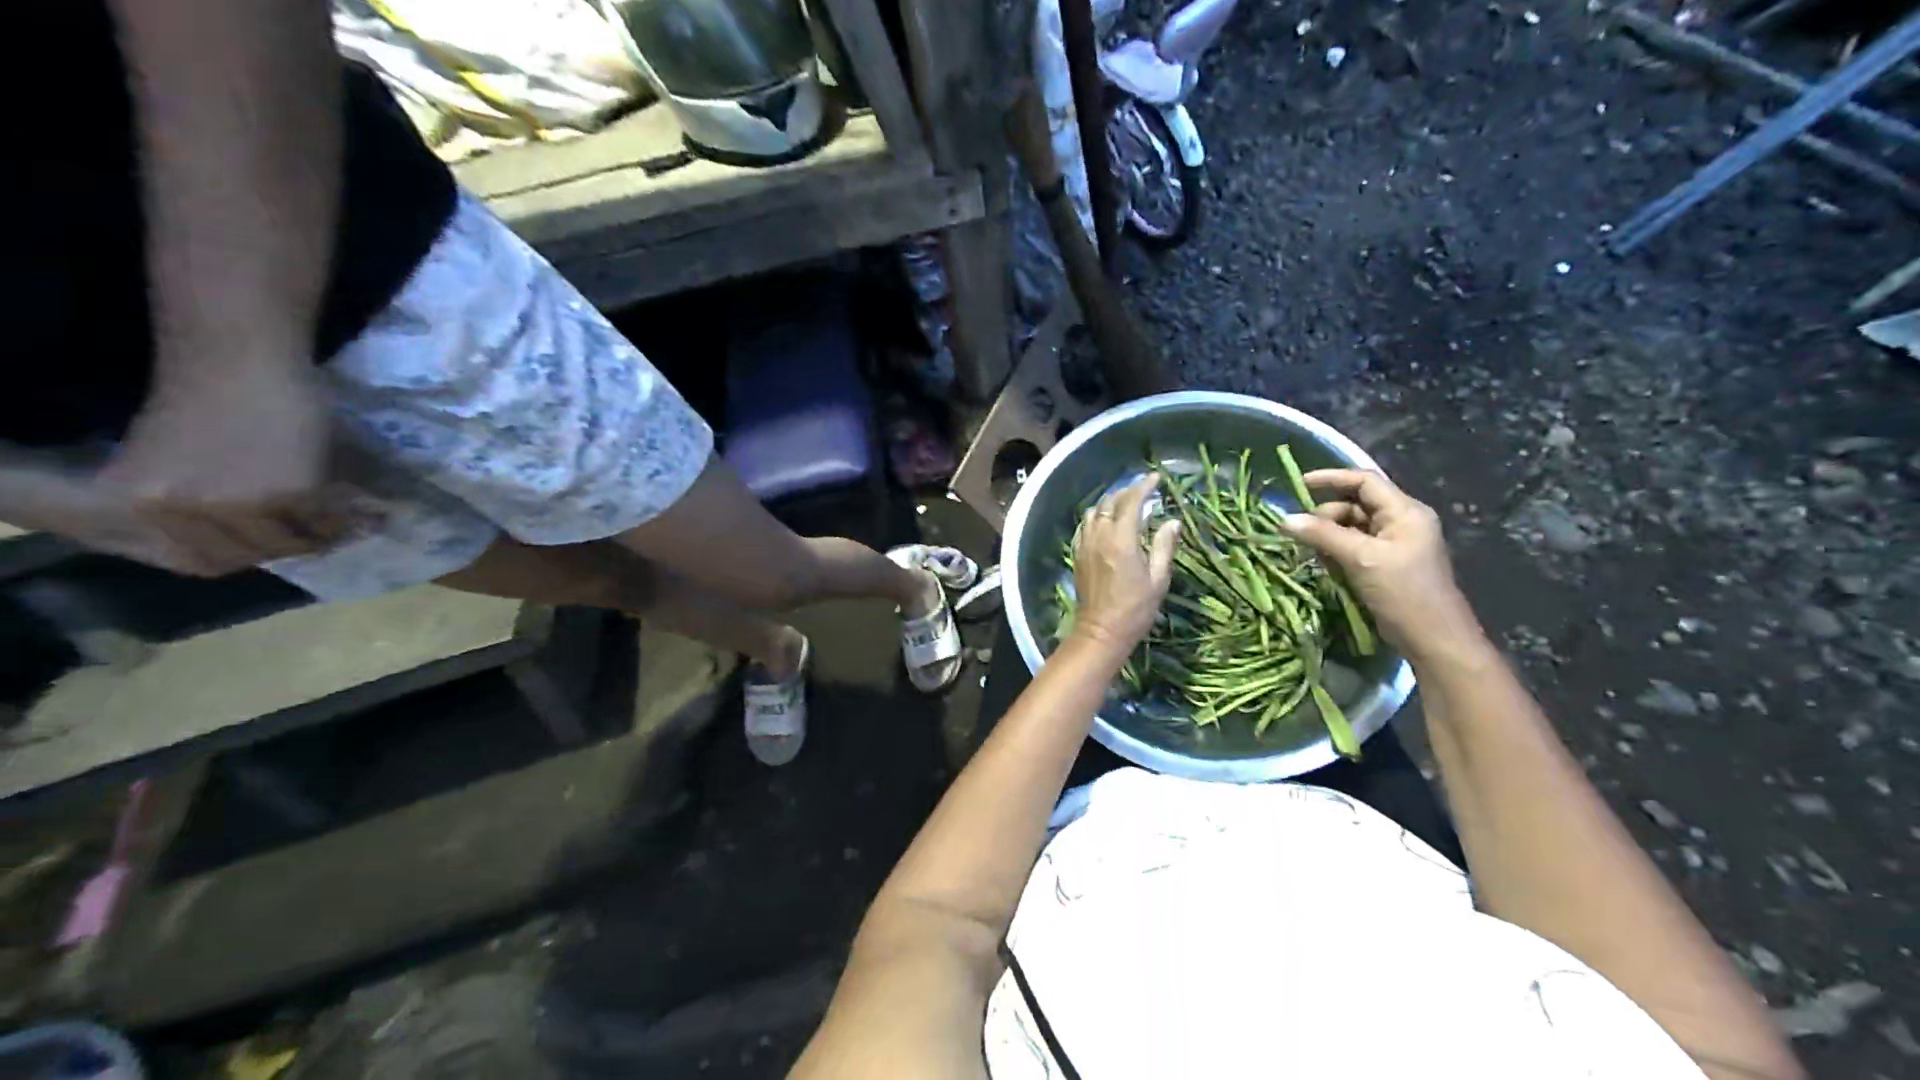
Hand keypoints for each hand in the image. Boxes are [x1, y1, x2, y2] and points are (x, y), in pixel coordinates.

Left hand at [93, 361, 360, 575]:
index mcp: (133, 503)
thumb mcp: (169, 465)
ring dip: (312, 537)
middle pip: (238, 559)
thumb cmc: (203, 399)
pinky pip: (320, 525)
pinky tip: (352, 509)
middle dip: (273, 547)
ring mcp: (235, 504)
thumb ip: (184, 509)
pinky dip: (340, 520)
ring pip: (282, 547)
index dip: (231, 557)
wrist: (238, 357)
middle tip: (302, 533)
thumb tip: (231, 549)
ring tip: (332, 523)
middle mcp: (176, 510)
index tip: (253, 545)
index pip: (190, 561)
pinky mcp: (289, 494)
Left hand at [1070, 474, 1180, 652]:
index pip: (1131, 502)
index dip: (1143, 486)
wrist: (1100, 631)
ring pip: (1094, 512)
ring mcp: (1085, 544)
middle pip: (1110, 502)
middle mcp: (1099, 536)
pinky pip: (1085, 526)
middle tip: (1144, 489)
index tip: (1156, 478)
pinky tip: (1106, 521)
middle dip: (1127, 491)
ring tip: (1126, 503)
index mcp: (1121, 540)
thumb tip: (1172, 521)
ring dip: (1110, 502)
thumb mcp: (1158, 579)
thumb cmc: (1135, 609)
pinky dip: (1096, 517)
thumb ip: (1165, 546)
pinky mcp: (1077, 554)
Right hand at [1278, 468, 1484, 662]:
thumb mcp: (1361, 559)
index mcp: (1405, 512)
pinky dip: (1337, 551)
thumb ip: (1322, 535)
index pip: (1365, 481)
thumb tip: (1284, 520)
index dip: (1332, 478)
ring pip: (1352, 527)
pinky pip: (1355, 546)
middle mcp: (1401, 521)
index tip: (1300, 485)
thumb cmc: (1403, 592)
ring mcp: (1394, 544)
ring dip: (1329, 535)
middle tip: (1303, 533)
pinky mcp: (1386, 564)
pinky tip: (1326, 564)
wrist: (1433, 639)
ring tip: (1313, 552)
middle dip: (1326, 515)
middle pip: (1355, 504)